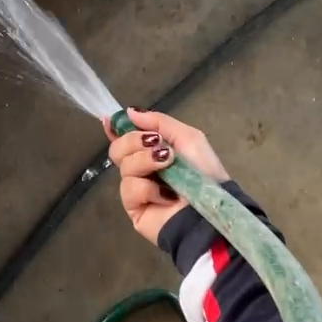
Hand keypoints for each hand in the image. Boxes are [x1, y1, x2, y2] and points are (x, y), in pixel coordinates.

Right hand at [102, 109, 230, 244]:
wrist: (211, 208)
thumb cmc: (204, 172)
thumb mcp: (187, 137)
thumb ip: (158, 121)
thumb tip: (129, 112)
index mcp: (151, 152)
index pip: (124, 138)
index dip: (115, 128)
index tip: (110, 120)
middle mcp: (141, 169)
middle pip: (118, 149)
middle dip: (134, 141)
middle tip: (156, 143)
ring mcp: (137, 190)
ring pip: (124, 167)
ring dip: (145, 161)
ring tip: (167, 165)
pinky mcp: (135, 209)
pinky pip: (129, 189)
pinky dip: (148, 188)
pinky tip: (165, 195)